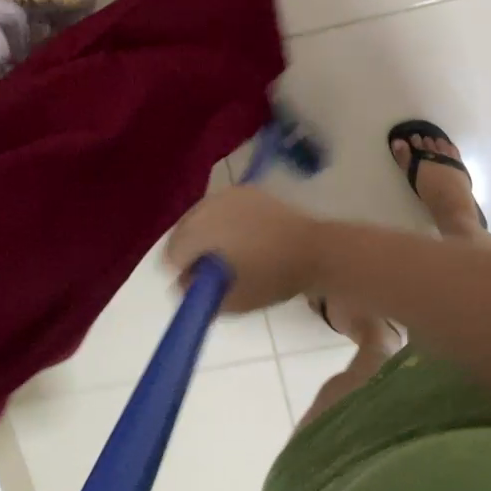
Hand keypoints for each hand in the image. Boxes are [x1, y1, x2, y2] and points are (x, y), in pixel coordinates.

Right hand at [165, 187, 326, 313]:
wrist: (317, 250)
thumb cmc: (273, 277)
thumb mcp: (233, 300)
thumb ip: (198, 295)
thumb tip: (183, 285)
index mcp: (201, 230)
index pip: (172, 253)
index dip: (180, 272)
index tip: (196, 285)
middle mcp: (210, 205)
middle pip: (184, 231)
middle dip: (190, 251)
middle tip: (208, 272)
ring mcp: (230, 194)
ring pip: (201, 217)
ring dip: (205, 235)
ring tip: (226, 256)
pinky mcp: (248, 191)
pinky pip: (222, 209)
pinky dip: (223, 223)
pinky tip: (240, 239)